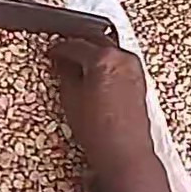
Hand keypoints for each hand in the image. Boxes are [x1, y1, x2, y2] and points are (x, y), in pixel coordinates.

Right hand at [49, 38, 157, 178]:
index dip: (59, 48)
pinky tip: (93, 73)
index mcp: (103, 59)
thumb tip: (62, 63)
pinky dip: (105, 62)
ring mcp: (133, 67)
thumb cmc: (100, 131)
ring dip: (92, 51)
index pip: (75, 45)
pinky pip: (118, 61)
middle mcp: (122, 58)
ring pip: (109, 49)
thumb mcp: (71, 99)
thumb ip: (65, 74)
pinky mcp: (139, 78)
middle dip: (77, 44)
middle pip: (95, 40)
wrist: (124, 151)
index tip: (51, 52)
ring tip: (76, 62)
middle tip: (62, 52)